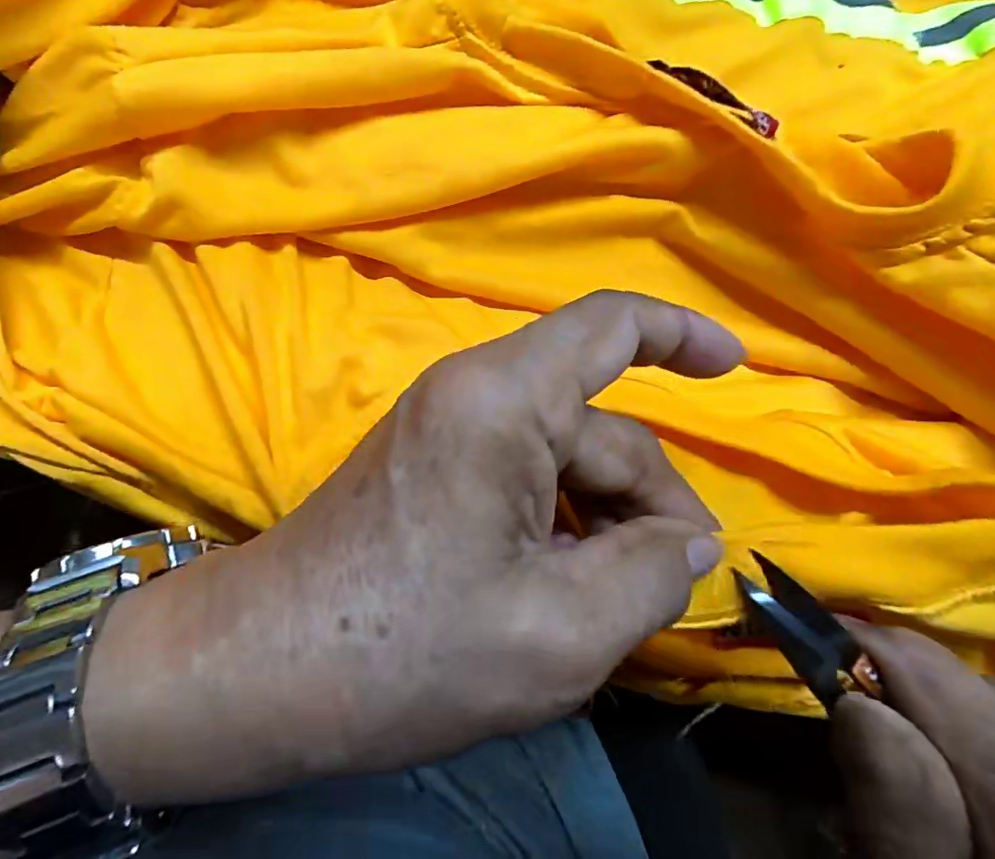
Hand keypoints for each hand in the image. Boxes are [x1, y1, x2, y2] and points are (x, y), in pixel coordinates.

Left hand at [86, 290, 742, 804]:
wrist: (260, 669)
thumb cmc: (402, 650)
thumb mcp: (560, 632)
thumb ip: (652, 574)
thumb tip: (689, 538)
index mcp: (502, 401)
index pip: (609, 325)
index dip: (680, 333)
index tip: (734, 366)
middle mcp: (473, 393)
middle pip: (600, 428)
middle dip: (645, 506)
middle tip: (661, 588)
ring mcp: (447, 427)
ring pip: (565, 461)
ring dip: (600, 525)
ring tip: (592, 605)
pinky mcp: (433, 464)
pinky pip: (525, 477)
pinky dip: (559, 525)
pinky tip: (549, 591)